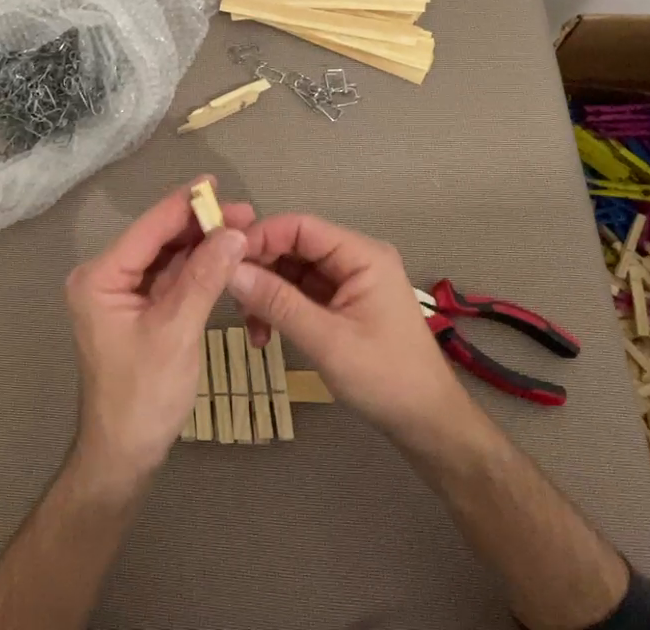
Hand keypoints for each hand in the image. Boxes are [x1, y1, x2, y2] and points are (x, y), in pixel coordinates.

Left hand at [63, 176, 253, 484]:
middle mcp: (103, 279)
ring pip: (163, 259)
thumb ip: (203, 279)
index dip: (183, 205)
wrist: (124, 451)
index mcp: (98, 278)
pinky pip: (166, 280)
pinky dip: (194, 270)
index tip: (216, 183)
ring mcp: (118, 296)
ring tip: (242, 230)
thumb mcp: (176, 332)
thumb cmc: (144, 395)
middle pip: (155, 240)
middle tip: (246, 213)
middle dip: (198, 225)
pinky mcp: (135, 312)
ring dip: (200, 246)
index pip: (147, 230)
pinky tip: (221, 257)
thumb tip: (233, 233)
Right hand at [230, 214, 468, 442]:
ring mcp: (346, 282)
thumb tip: (229, 271)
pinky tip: (263, 335)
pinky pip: (296, 293)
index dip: (259, 238)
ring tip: (250, 327)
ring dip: (263, 294)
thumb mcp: (327, 341)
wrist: (426, 423)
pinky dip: (276, 309)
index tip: (223, 262)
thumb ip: (277, 302)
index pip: (299, 226)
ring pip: (288, 270)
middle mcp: (354, 259)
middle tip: (230, 299)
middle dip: (258, 270)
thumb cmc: (386, 378)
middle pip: (291, 246)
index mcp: (362, 256)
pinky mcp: (339, 304)